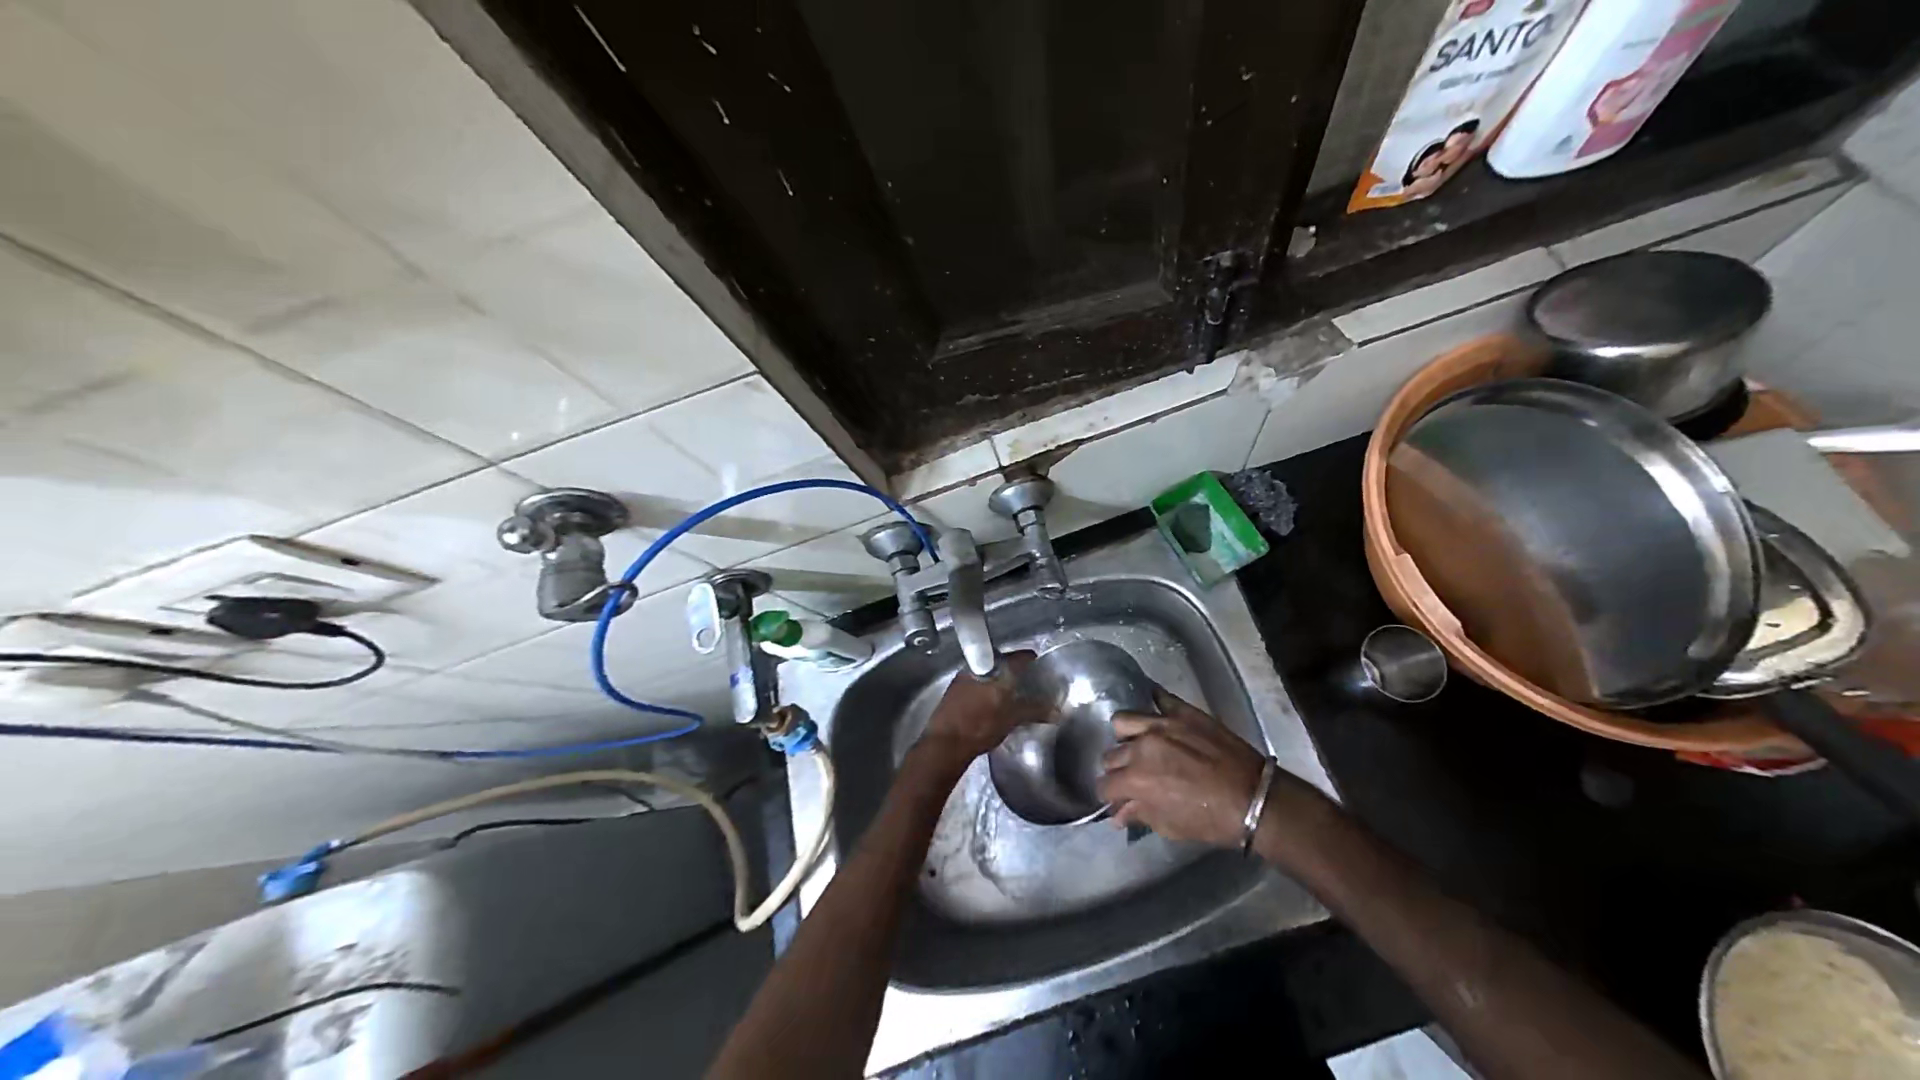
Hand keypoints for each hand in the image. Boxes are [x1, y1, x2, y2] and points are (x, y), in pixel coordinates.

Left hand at [918, 650, 1039, 766]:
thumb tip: (1056, 711)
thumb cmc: (980, 727)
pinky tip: (990, 699)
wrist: (945, 743)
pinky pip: (975, 680)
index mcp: (993, 670)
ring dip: (997, 678)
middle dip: (1012, 669)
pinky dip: (985, 686)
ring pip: (986, 671)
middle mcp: (977, 668)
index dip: (1029, 659)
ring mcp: (962, 677)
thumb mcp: (1011, 719)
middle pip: (1000, 662)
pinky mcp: (953, 689)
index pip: (1016, 657)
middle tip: (1025, 677)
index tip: (1037, 662)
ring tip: (1009, 689)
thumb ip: (1034, 711)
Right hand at [1098, 687, 1272, 847]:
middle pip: (1111, 755)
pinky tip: (1153, 712)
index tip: (1118, 798)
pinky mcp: (1182, 711)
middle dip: (1118, 769)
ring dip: (1126, 736)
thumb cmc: (1212, 820)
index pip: (1104, 784)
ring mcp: (1161, 724)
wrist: (1256, 798)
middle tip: (1133, 776)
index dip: (1109, 795)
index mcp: (1136, 779)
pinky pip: (1158, 697)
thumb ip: (1139, 814)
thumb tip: (1118, 812)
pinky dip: (1152, 703)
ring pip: (1123, 721)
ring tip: (1140, 744)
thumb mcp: (1171, 827)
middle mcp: (1141, 747)